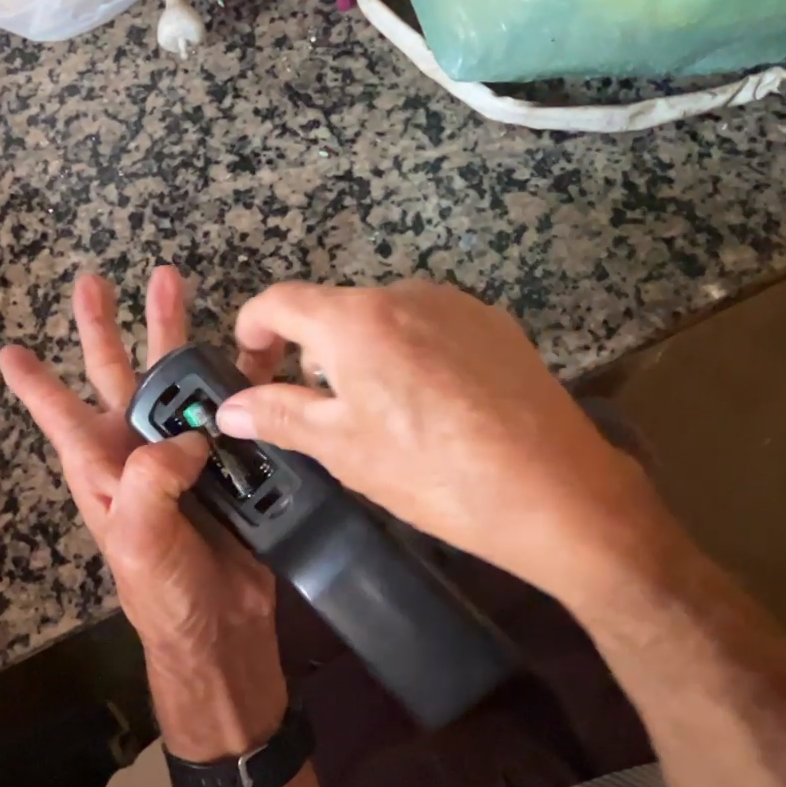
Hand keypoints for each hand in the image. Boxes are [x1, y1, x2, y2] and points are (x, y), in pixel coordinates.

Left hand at [0, 267, 284, 756]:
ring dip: (171, 332)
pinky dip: (236, 374)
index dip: (35, 384)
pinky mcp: (226, 459)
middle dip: (105, 329)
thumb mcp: (139, 537)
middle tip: (93, 280)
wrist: (222, 626)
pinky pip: (230, 406)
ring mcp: (182, 452)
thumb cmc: (164, 589)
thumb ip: (151, 480)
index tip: (9, 351)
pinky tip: (246, 340)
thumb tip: (188, 436)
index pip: (60, 417)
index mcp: (101, 468)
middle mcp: (136, 451)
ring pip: (173, 379)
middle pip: (116, 377)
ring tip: (171, 279)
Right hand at [214, 280, 676, 603]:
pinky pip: (426, 329)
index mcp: (355, 320)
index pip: (277, 301)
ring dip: (361, 357)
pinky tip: (432, 409)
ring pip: (381, 321)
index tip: (253, 376)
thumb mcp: (342, 449)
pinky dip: (407, 356)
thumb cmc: (433, 473)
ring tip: (382, 419)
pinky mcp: (493, 324)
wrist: (557, 492)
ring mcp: (454, 305)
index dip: (251, 333)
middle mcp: (403, 294)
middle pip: (331, 312)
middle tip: (319, 414)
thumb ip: (278, 415)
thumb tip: (227, 408)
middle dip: (310, 355)